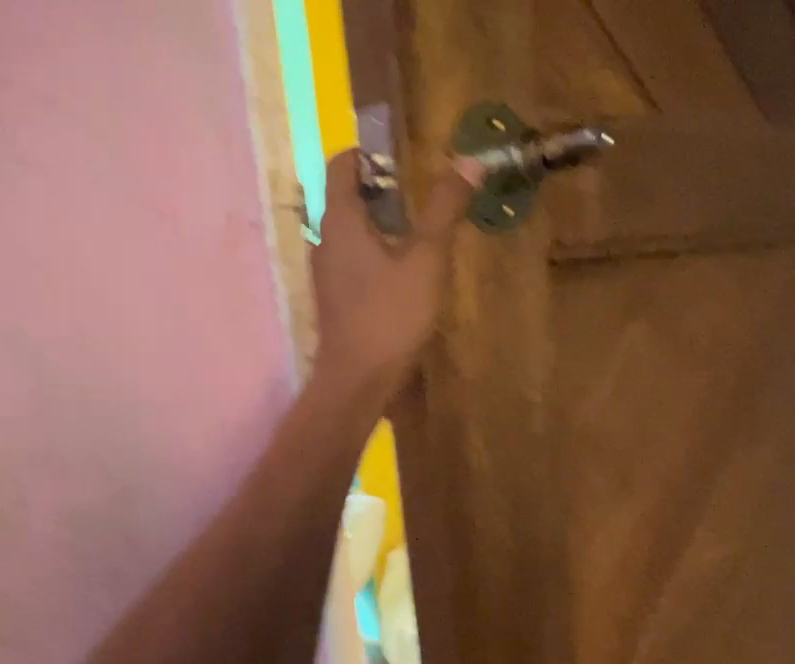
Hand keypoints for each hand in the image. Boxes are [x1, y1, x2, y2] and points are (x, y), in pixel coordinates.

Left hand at [310, 150, 481, 386]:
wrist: (358, 380)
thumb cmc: (390, 316)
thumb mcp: (426, 258)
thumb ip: (444, 208)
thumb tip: (470, 161)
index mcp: (339, 220)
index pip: (342, 164)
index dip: (370, 152)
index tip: (404, 157)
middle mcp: (323, 240)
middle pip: (345, 196)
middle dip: (381, 187)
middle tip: (421, 191)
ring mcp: (325, 272)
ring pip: (349, 230)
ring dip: (379, 221)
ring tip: (418, 228)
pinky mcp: (334, 297)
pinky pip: (351, 257)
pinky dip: (374, 250)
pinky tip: (403, 268)